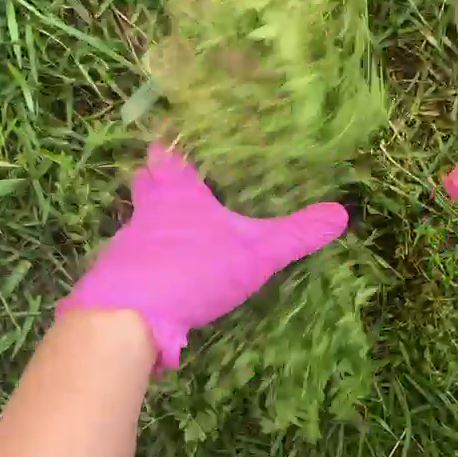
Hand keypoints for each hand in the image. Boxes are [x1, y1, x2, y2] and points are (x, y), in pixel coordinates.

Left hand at [60, 143, 348, 371]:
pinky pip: (131, 265)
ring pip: (136, 225)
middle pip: (145, 185)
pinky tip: (161, 283)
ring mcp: (126, 245)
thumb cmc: (197, 268)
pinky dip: (145, 268)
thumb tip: (342, 214)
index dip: (172, 149)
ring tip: (172, 237)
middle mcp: (148, 212)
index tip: (173, 143)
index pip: (169, 157)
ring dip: (150, 227)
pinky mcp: (115, 280)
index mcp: (179, 194)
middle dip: (155, 182)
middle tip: (169, 184)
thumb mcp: (258, 253)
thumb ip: (296, 235)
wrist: (132, 313)